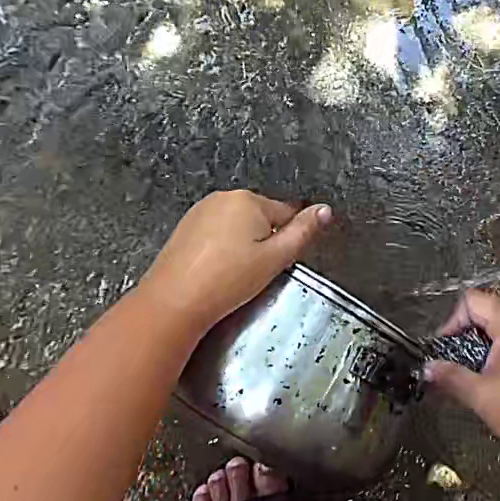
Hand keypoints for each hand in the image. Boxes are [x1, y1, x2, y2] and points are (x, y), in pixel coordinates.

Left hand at [136, 190, 331, 334]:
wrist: (174, 301)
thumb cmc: (227, 280)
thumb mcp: (275, 258)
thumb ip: (303, 232)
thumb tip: (325, 210)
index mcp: (248, 200)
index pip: (286, 214)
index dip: (287, 240)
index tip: (276, 262)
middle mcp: (223, 198)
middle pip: (261, 218)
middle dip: (264, 242)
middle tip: (255, 272)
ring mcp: (200, 212)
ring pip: (238, 227)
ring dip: (243, 247)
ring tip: (235, 274)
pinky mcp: (185, 229)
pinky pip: (217, 235)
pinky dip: (222, 251)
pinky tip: (217, 272)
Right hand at [423, 290, 499, 470]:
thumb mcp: (479, 394)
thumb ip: (450, 376)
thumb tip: (430, 368)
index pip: (473, 301)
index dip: (452, 320)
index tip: (444, 346)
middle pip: (480, 313)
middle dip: (459, 335)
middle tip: (448, 360)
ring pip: (489, 331)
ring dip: (471, 348)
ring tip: (460, 374)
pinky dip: (484, 357)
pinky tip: (477, 381)